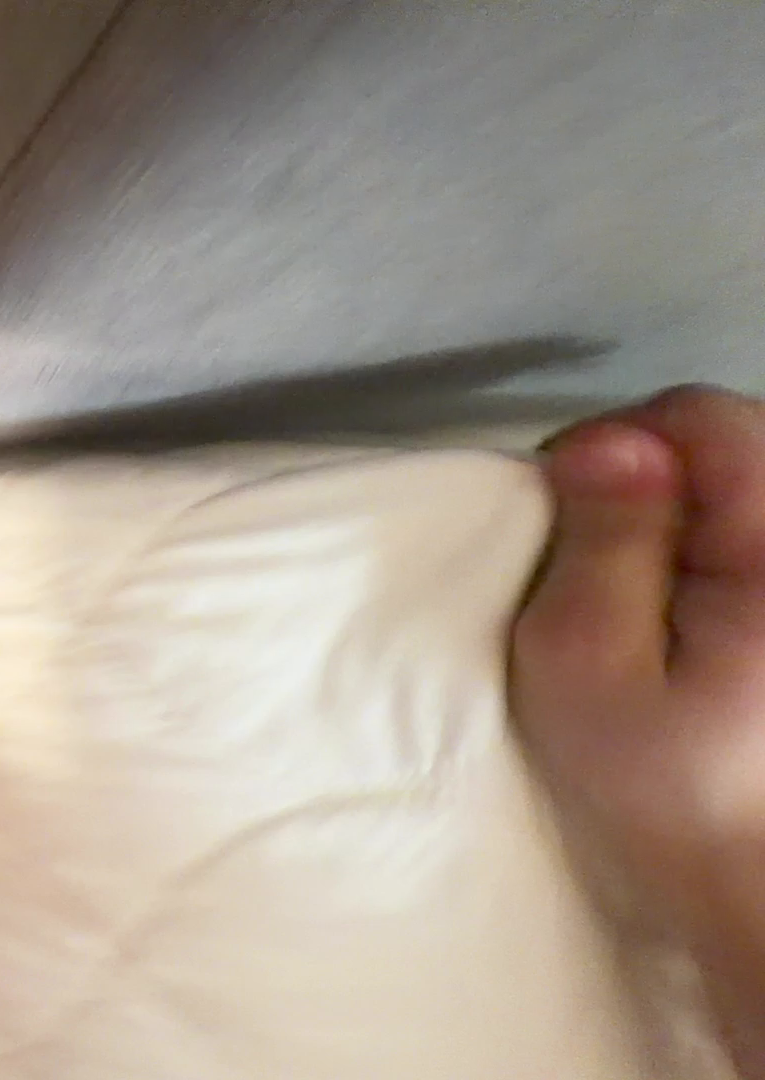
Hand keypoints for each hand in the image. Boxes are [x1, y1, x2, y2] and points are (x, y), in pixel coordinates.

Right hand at [511, 386, 764, 926]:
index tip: (554, 519)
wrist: (744, 868)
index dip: (605, 449)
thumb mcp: (584, 655)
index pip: (700, 419)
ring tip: (625, 574)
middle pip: (730, 435)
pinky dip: (694, 530)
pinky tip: (672, 585)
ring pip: (740, 471)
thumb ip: (601, 545)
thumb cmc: (650, 767)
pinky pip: (746, 517)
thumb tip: (601, 443)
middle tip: (581, 557)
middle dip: (636, 475)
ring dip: (664, 503)